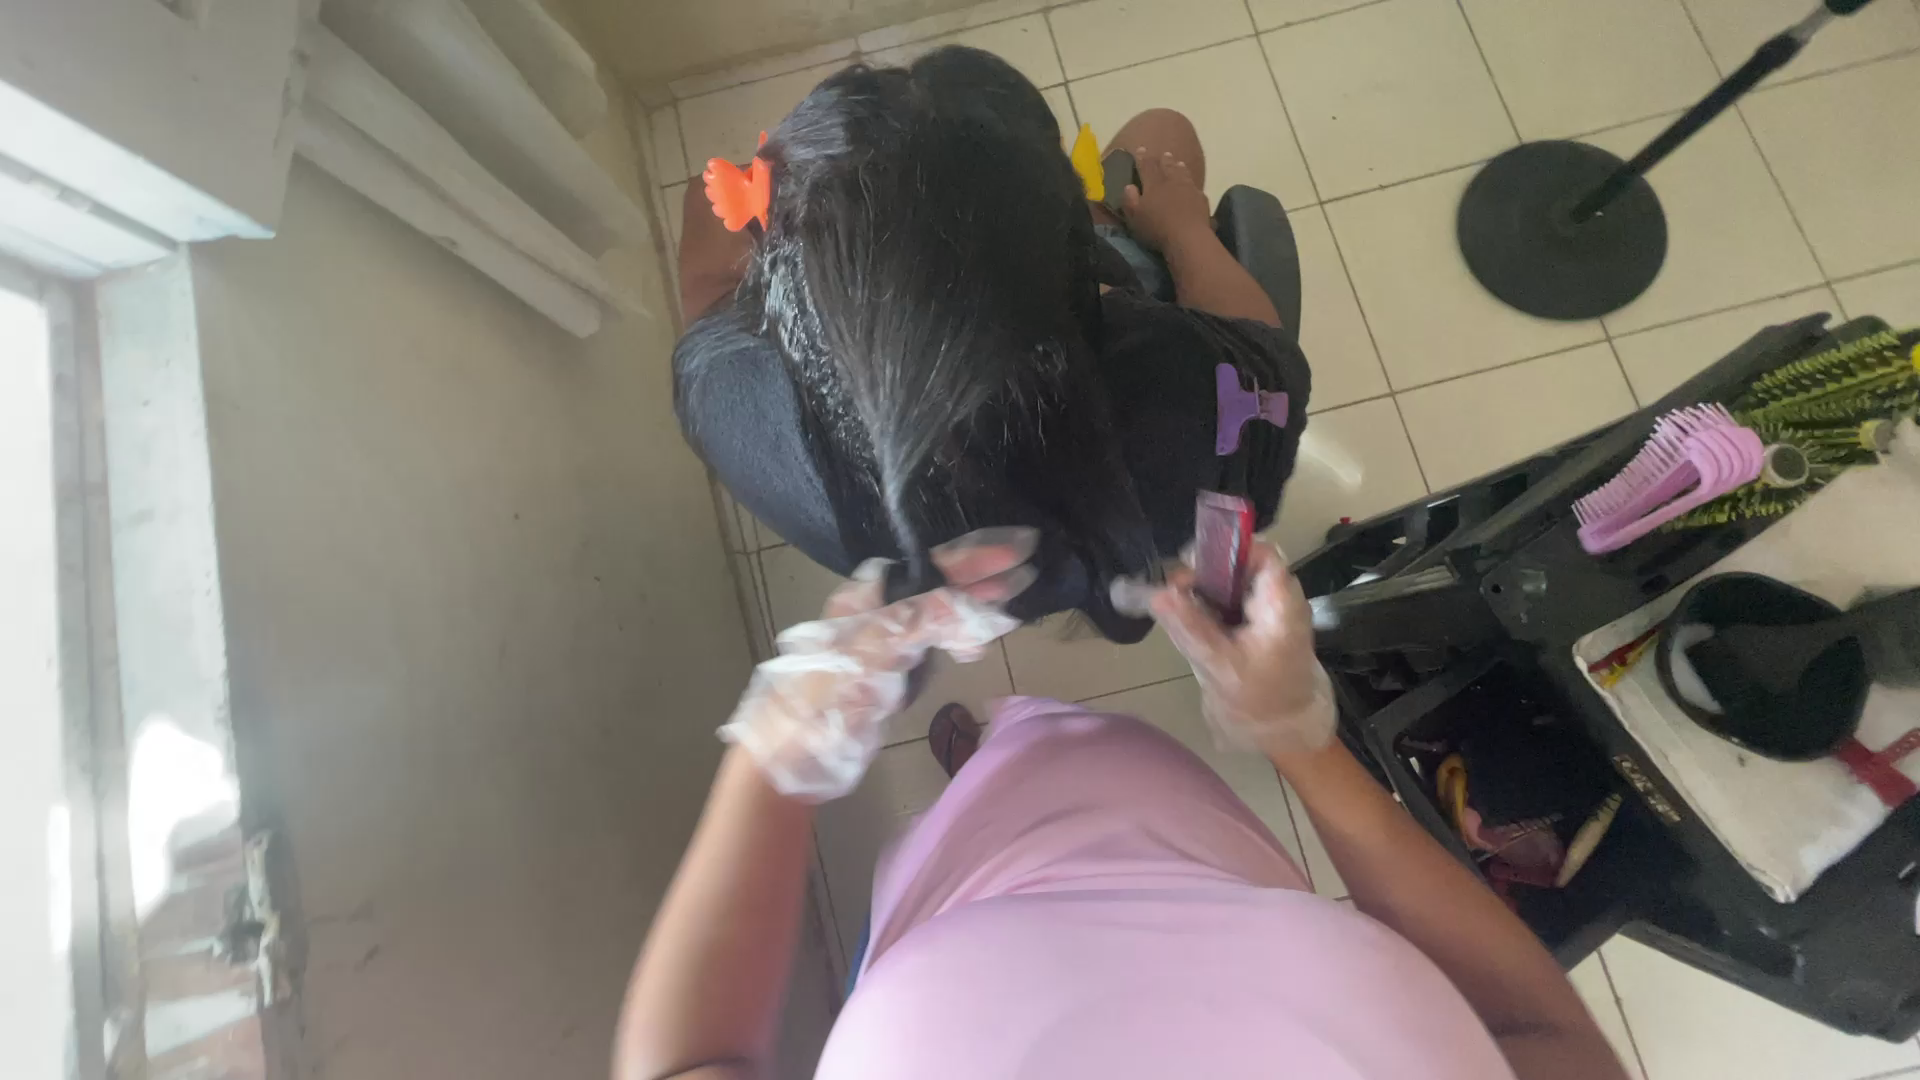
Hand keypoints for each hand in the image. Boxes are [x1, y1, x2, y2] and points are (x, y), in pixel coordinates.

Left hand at [719, 528, 1036, 800]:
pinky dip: (959, 637)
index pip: (930, 565)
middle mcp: (880, 610)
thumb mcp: (873, 650)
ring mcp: (887, 639)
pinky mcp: (893, 668)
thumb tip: (967, 602)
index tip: (1016, 547)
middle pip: (939, 584)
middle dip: (981, 579)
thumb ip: (919, 620)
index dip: (973, 556)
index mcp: (868, 594)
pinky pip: (934, 641)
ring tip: (1012, 605)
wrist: (793, 753)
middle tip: (1027, 572)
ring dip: (975, 607)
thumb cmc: (825, 694)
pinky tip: (977, 641)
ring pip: (940, 612)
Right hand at [1121, 149, 1211, 253]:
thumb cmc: (1156, 228)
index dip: (1143, 158)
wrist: (1187, 236)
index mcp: (1154, 184)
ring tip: (1179, 163)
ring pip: (1183, 173)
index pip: (1147, 166)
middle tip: (1164, 154)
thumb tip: (1128, 186)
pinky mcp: (1200, 199)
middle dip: (1164, 160)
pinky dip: (1191, 183)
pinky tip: (1192, 186)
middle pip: (1167, 166)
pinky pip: (1195, 187)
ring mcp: (1189, 188)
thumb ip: (1130, 201)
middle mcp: (1172, 181)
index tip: (1141, 149)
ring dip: (1179, 167)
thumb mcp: (1135, 218)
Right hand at [1148, 543, 1336, 759]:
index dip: (1225, 549)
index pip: (1260, 553)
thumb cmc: (1260, 700)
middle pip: (1241, 563)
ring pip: (1231, 580)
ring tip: (1178, 606)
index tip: (1190, 563)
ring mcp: (1267, 610)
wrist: (1283, 733)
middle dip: (1205, 570)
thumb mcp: (1220, 666)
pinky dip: (1207, 604)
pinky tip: (1191, 620)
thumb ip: (1190, 628)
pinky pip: (1228, 599)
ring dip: (1203, 588)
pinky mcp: (1255, 622)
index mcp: (1280, 604)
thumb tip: (1157, 594)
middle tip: (1175, 590)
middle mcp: (1277, 599)